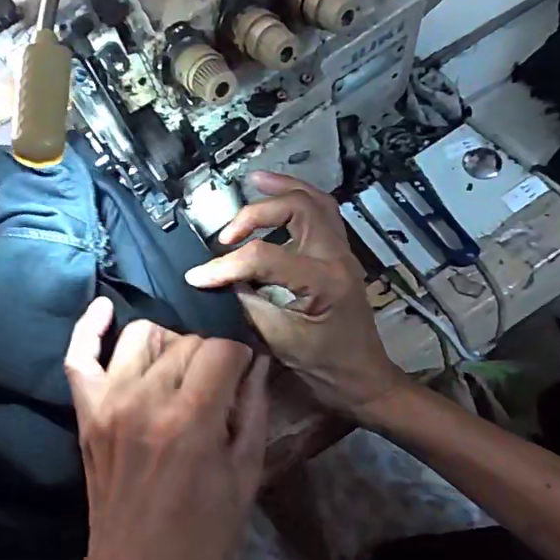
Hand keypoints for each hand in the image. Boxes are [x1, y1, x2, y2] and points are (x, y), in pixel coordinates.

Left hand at [62, 296, 270, 559]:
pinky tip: (105, 309)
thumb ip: (253, 412)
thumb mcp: (245, 479)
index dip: (238, 356)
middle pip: (185, 341)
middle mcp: (146, 400)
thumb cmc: (200, 539)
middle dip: (209, 356)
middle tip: (215, 386)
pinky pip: (79, 355)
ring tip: (178, 371)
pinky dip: (90, 327)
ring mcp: (109, 403)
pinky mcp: (85, 413)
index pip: (221, 349)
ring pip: (142, 335)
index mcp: (192, 420)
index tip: (242, 373)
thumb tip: (259, 363)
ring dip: (167, 344)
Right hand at [183, 171, 410, 420]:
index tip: (197, 277)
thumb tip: (218, 280)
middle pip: (299, 207)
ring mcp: (342, 252)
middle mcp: (337, 256)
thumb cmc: (324, 366)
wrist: (362, 378)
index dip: (225, 265)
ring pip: (316, 201)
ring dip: (283, 189)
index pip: (265, 256)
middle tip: (228, 233)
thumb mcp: (279, 340)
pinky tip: (274, 198)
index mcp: (324, 281)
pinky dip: (296, 199)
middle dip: (256, 212)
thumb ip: (246, 304)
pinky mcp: (338, 254)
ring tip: (254, 181)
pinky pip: (321, 213)